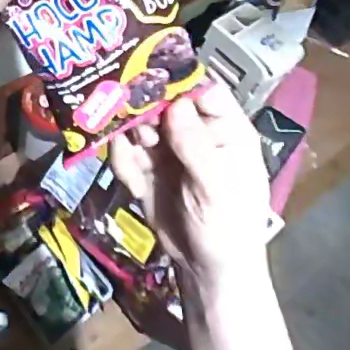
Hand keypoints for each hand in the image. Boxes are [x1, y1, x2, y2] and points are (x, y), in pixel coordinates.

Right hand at [109, 84, 270, 291]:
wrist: (207, 274)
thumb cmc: (227, 228)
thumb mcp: (217, 187)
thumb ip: (195, 144)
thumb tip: (175, 103)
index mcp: (225, 129)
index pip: (201, 90)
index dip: (177, 80)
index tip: (147, 75)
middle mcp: (194, 132)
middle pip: (162, 103)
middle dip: (144, 109)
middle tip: (131, 120)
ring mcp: (167, 151)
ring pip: (138, 125)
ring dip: (130, 135)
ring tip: (132, 151)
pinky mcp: (145, 169)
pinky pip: (125, 154)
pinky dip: (122, 162)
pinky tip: (130, 181)